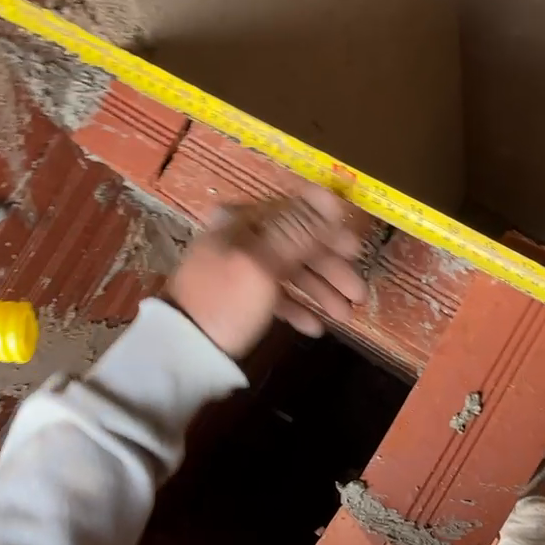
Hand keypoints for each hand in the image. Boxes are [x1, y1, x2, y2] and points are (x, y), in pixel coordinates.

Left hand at [166, 187, 368, 357]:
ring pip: (291, 273)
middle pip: (298, 246)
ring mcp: (241, 269)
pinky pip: (276, 297)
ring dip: (321, 292)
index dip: (331, 232)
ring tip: (346, 315)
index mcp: (243, 222)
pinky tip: (315, 327)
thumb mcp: (264, 263)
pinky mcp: (239, 298)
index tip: (358, 250)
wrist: (184, 351)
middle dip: (331, 270)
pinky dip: (297, 309)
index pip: (297, 215)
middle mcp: (242, 238)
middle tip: (360, 293)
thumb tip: (329, 194)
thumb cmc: (226, 302)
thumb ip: (299, 229)